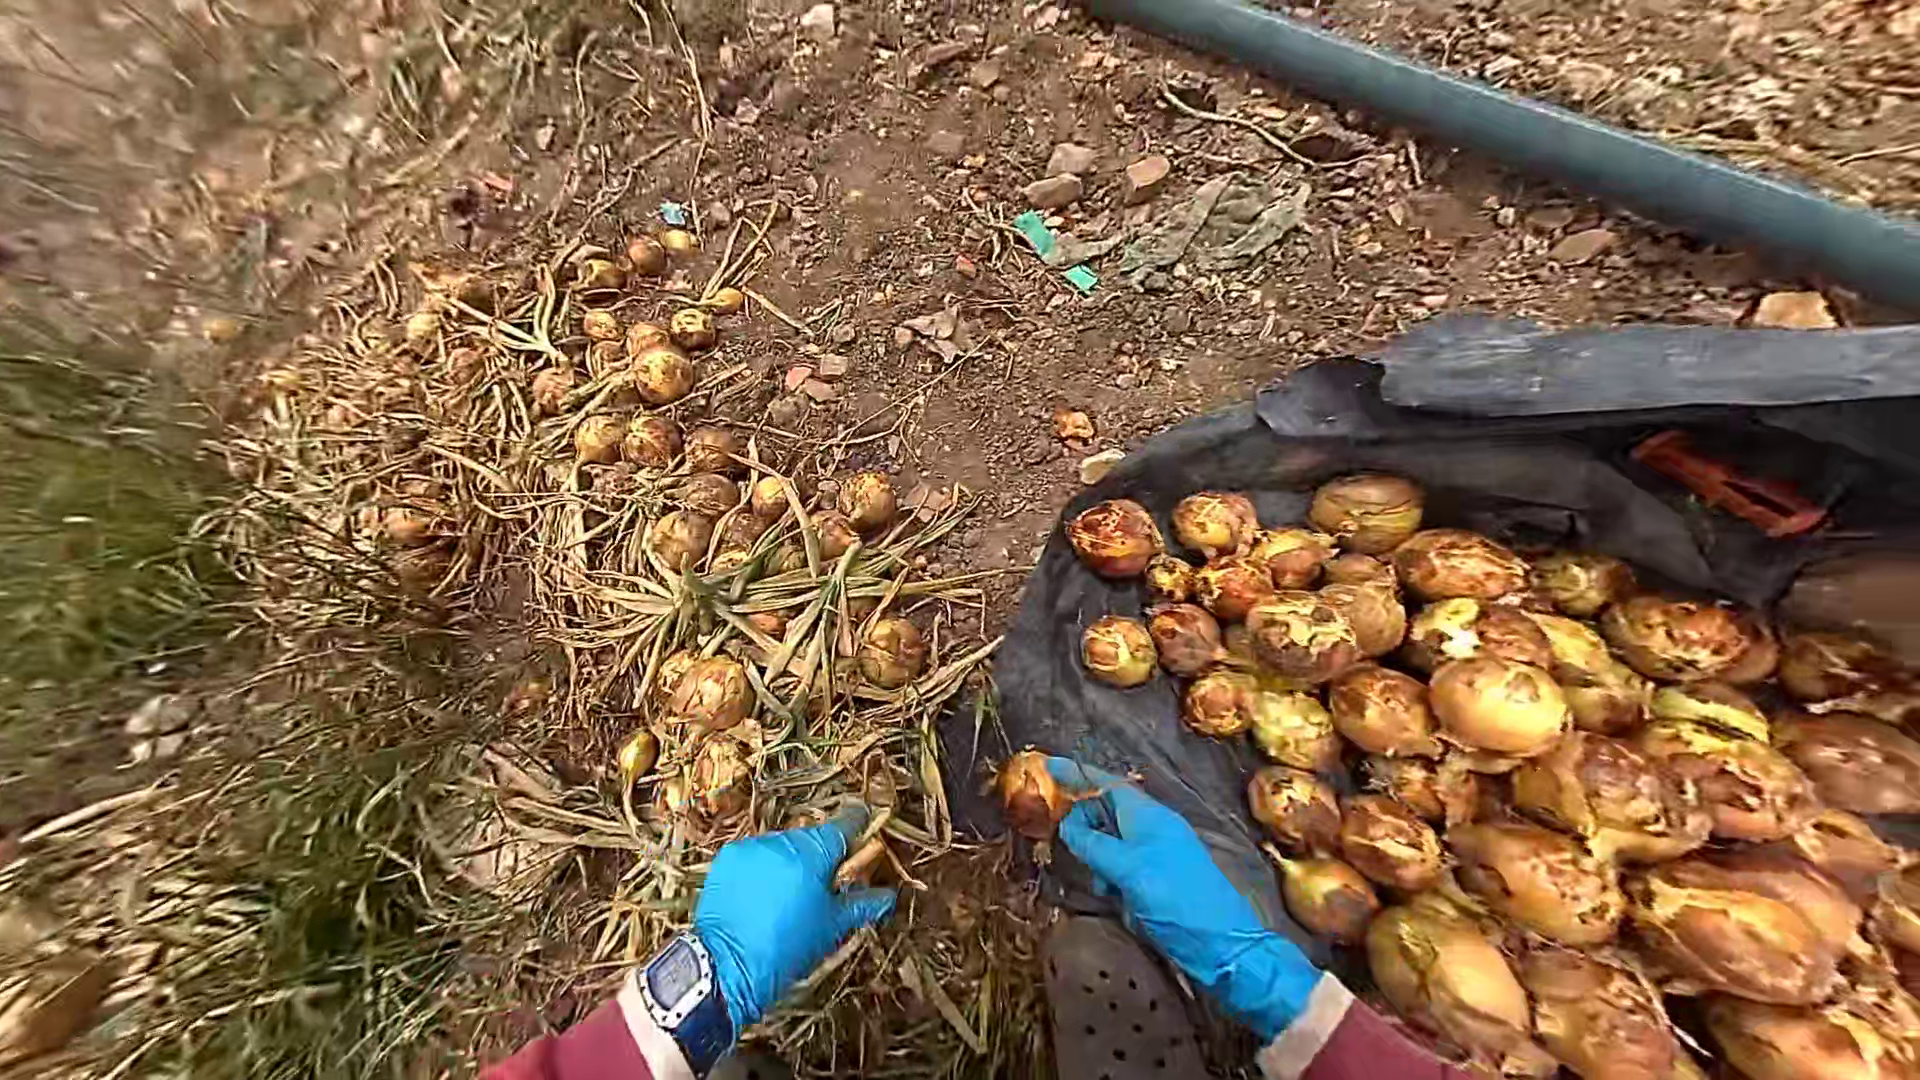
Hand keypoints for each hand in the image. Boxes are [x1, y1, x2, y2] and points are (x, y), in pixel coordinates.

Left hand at [693, 805, 896, 1031]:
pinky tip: (761, 896)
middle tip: (822, 886)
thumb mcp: (830, 928)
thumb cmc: (784, 950)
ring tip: (788, 896)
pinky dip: (765, 868)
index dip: (859, 827)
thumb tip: (888, 895)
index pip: (847, 824)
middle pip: (815, 837)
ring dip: (792, 862)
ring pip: (786, 846)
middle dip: (822, 856)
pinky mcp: (730, 856)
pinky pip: (758, 855)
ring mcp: (755, 846)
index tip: (864, 832)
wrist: (720, 971)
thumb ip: (861, 904)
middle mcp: (785, 840)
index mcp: (814, 852)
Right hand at [1045, 758, 1319, 1039]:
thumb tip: (1066, 826)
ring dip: (1098, 856)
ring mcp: (1157, 851)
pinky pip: (1124, 864)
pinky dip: (1113, 876)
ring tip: (1100, 884)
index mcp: (1147, 814)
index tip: (1048, 765)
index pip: (1105, 782)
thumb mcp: (1128, 870)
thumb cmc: (1177, 900)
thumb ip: (1093, 845)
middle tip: (1066, 841)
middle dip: (1084, 822)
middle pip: (1106, 809)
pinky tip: (1115, 897)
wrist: (1227, 948)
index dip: (1076, 773)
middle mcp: (1152, 826)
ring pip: (1112, 840)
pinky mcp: (1160, 876)